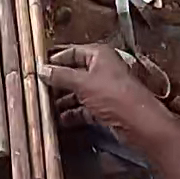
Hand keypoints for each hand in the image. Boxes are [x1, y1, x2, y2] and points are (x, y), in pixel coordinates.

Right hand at [42, 43, 179, 155]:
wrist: (142, 125)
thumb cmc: (115, 96)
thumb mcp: (83, 83)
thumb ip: (61, 75)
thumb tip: (42, 69)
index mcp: (99, 55)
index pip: (71, 52)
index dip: (54, 60)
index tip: (38, 68)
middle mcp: (101, 69)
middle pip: (73, 72)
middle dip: (57, 81)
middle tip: (38, 88)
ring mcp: (104, 90)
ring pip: (78, 91)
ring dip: (63, 99)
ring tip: (45, 105)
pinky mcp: (106, 108)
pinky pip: (84, 107)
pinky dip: (73, 112)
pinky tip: (60, 119)